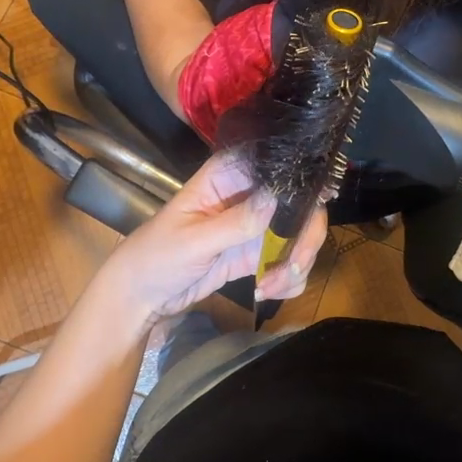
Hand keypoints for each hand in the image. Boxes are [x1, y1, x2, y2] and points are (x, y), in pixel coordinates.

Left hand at [97, 151, 327, 328]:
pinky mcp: (257, 253)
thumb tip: (277, 198)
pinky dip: (288, 279)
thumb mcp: (194, 240)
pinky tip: (267, 292)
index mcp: (228, 175)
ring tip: (270, 288)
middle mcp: (249, 193)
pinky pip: (288, 261)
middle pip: (299, 203)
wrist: (141, 297)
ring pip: (299, 234)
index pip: (275, 164)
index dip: (303, 180)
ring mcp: (256, 224)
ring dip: (296, 264)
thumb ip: (237, 221)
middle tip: (294, 266)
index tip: (320, 202)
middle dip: (304, 238)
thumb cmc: (156, 256)